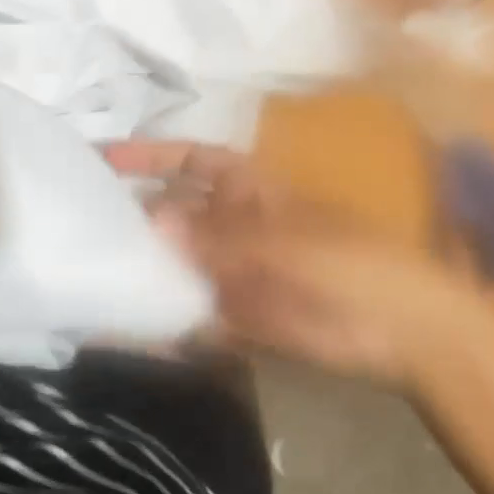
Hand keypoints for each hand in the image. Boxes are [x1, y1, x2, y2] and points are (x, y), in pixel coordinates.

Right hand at [105, 140, 490, 390]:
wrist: (410, 337)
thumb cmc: (354, 266)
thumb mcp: (286, 242)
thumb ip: (218, 236)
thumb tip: (151, 221)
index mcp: (251, 192)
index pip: (190, 162)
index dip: (150, 156)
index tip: (102, 160)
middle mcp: (234, 227)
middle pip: (174, 213)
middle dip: (134, 216)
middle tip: (83, 226)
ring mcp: (233, 273)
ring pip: (175, 264)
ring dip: (142, 269)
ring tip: (93, 275)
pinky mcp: (235, 318)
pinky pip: (188, 313)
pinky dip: (162, 318)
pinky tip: (128, 322)